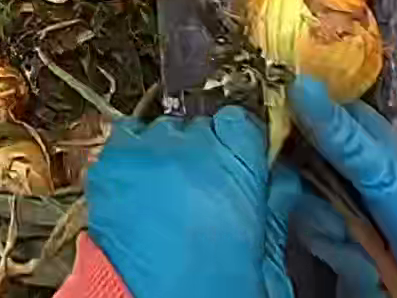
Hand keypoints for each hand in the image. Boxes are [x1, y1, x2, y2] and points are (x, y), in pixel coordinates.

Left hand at [86, 107, 302, 297]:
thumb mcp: (266, 274)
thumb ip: (278, 216)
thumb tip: (283, 180)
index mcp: (234, 173)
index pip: (242, 122)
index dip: (243, 141)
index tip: (244, 162)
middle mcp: (189, 149)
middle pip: (203, 127)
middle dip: (208, 153)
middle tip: (208, 194)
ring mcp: (147, 148)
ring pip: (167, 129)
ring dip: (172, 153)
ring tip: (170, 196)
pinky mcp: (113, 156)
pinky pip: (130, 135)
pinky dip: (137, 153)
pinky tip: (140, 186)